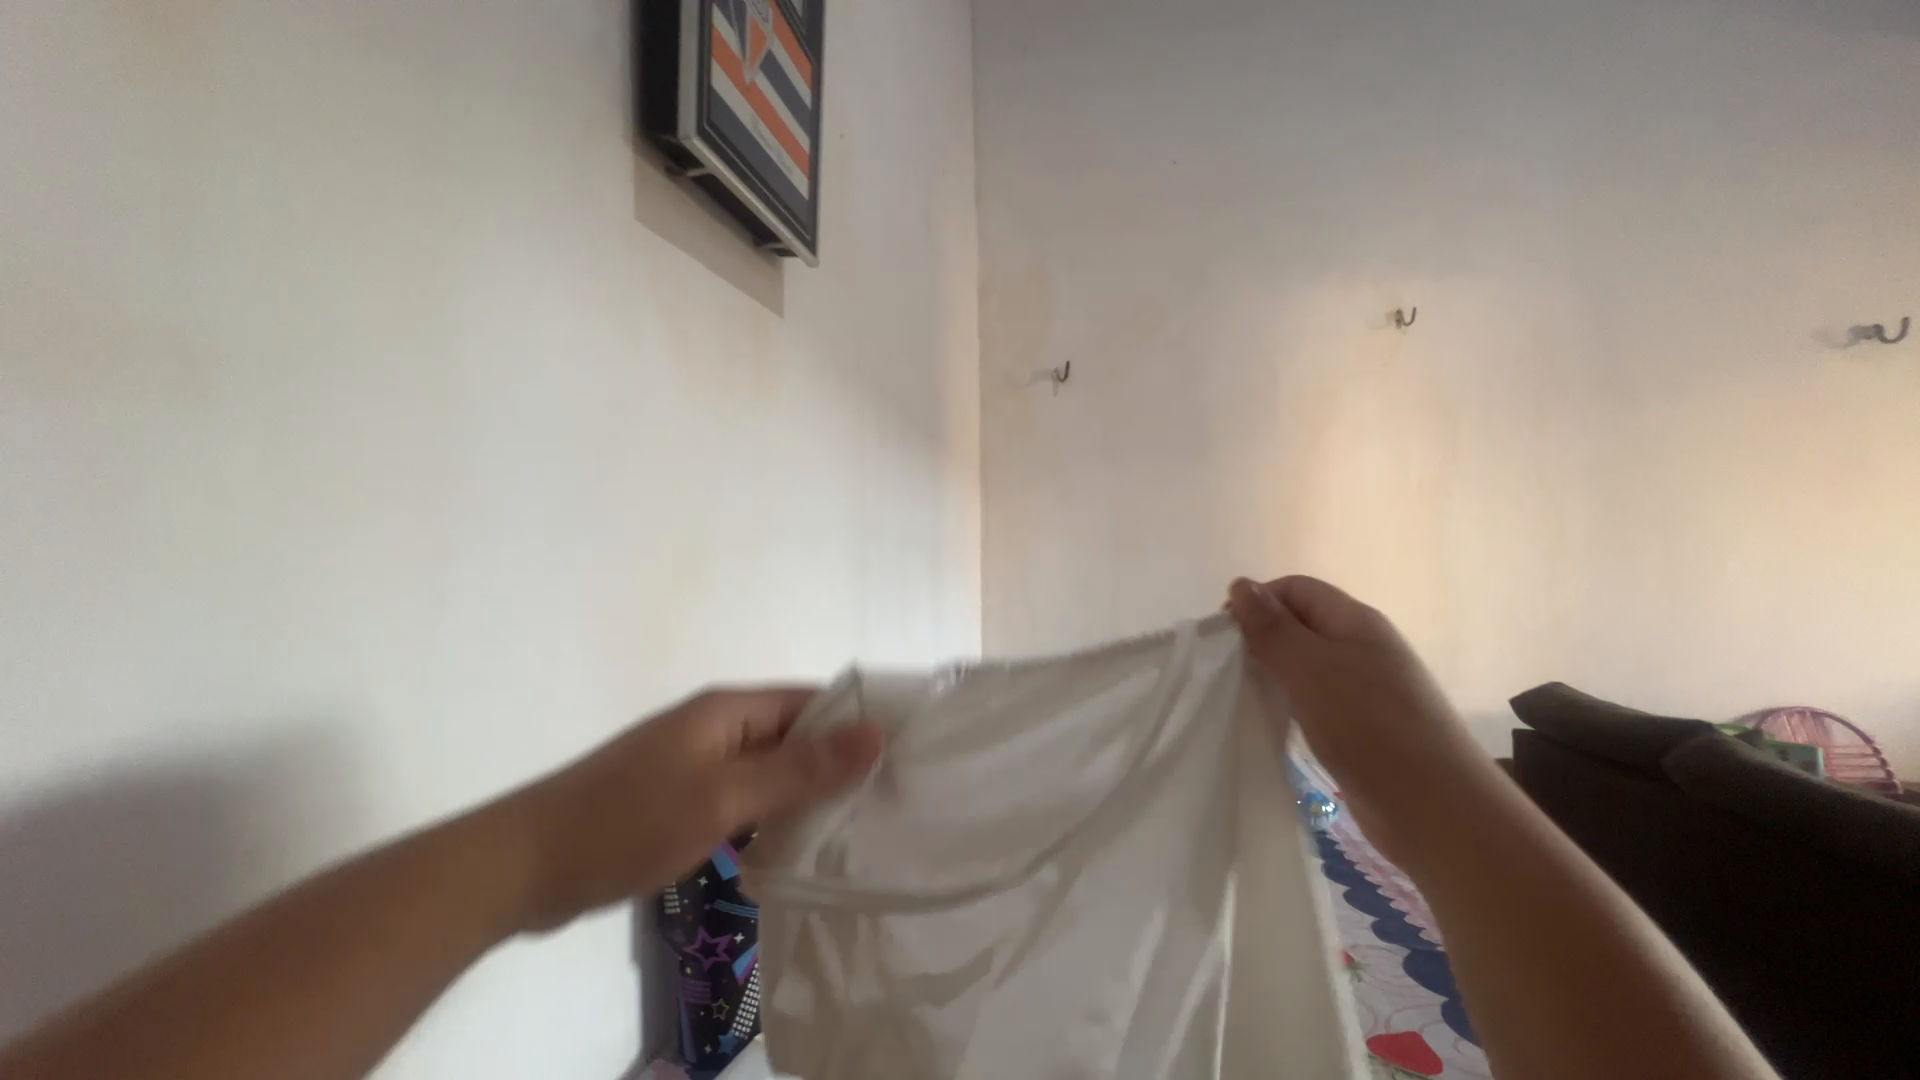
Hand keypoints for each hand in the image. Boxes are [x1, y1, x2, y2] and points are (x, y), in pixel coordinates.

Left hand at [495, 687, 882, 931]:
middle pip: (795, 735)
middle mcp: (717, 726)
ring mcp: (696, 763)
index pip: (814, 701)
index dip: (859, 723)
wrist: (522, 867)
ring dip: (806, 794)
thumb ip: (801, 767)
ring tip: (857, 830)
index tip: (906, 758)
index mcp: (729, 709)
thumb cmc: (628, 821)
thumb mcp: (725, 795)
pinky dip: (772, 816)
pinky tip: (796, 849)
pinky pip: (744, 798)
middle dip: (838, 764)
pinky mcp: (680, 799)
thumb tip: (876, 731)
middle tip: (891, 804)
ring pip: (771, 770)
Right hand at [1227, 575, 1491, 861]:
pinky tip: (1276, 722)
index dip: (1257, 602)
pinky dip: (1291, 703)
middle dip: (1261, 638)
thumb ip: (1273, 628)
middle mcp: (1363, 647)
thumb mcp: (1311, 669)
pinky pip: (1317, 699)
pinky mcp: (1363, 726)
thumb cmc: (1369, 727)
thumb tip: (1240, 585)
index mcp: (1355, 621)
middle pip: (1301, 624)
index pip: (1295, 589)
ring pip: (1307, 665)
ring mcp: (1366, 688)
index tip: (1224, 638)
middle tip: (1228, 669)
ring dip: (1274, 673)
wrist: (1435, 808)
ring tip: (1245, 695)